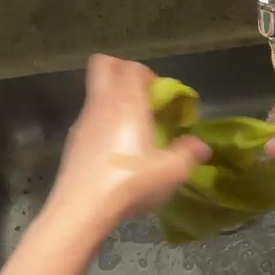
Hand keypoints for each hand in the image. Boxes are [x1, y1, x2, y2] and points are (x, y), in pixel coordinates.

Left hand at [44, 55, 210, 233]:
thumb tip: (202, 146)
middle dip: (123, 73)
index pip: (132, 67)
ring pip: (96, 93)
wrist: (82, 209)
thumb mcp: (171, 171)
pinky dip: (103, 124)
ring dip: (114, 101)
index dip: (148, 75)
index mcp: (127, 102)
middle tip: (143, 99)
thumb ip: (188, 154)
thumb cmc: (131, 183)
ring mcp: (83, 121)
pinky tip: (115, 153)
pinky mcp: (72, 142)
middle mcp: (102, 104)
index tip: (161, 98)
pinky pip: (90, 118)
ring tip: (133, 131)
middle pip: (104, 65)